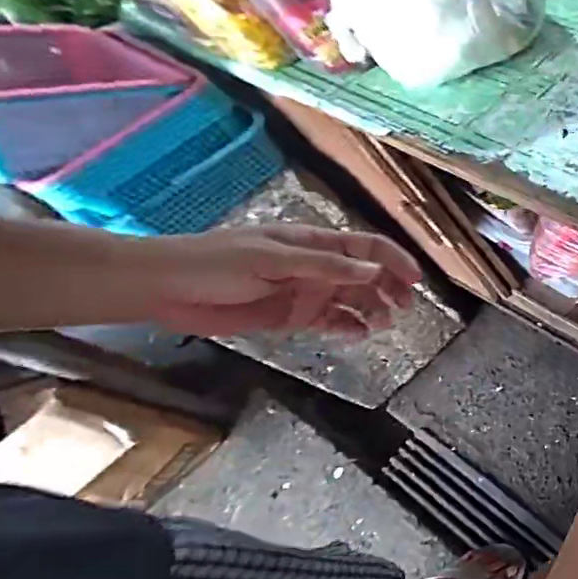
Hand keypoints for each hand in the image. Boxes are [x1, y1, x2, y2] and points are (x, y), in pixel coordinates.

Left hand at [138, 225, 420, 336]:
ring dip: (373, 311)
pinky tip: (358, 335)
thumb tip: (372, 271)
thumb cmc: (214, 263)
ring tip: (382, 326)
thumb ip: (324, 266)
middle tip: (404, 308)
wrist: (162, 289)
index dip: (394, 260)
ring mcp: (307, 291)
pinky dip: (349, 328)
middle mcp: (317, 267)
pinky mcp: (295, 316)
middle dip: (390, 288)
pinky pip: (333, 321)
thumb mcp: (271, 259)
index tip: (415, 280)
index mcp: (313, 244)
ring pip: (355, 300)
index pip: (366, 247)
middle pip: (368, 275)